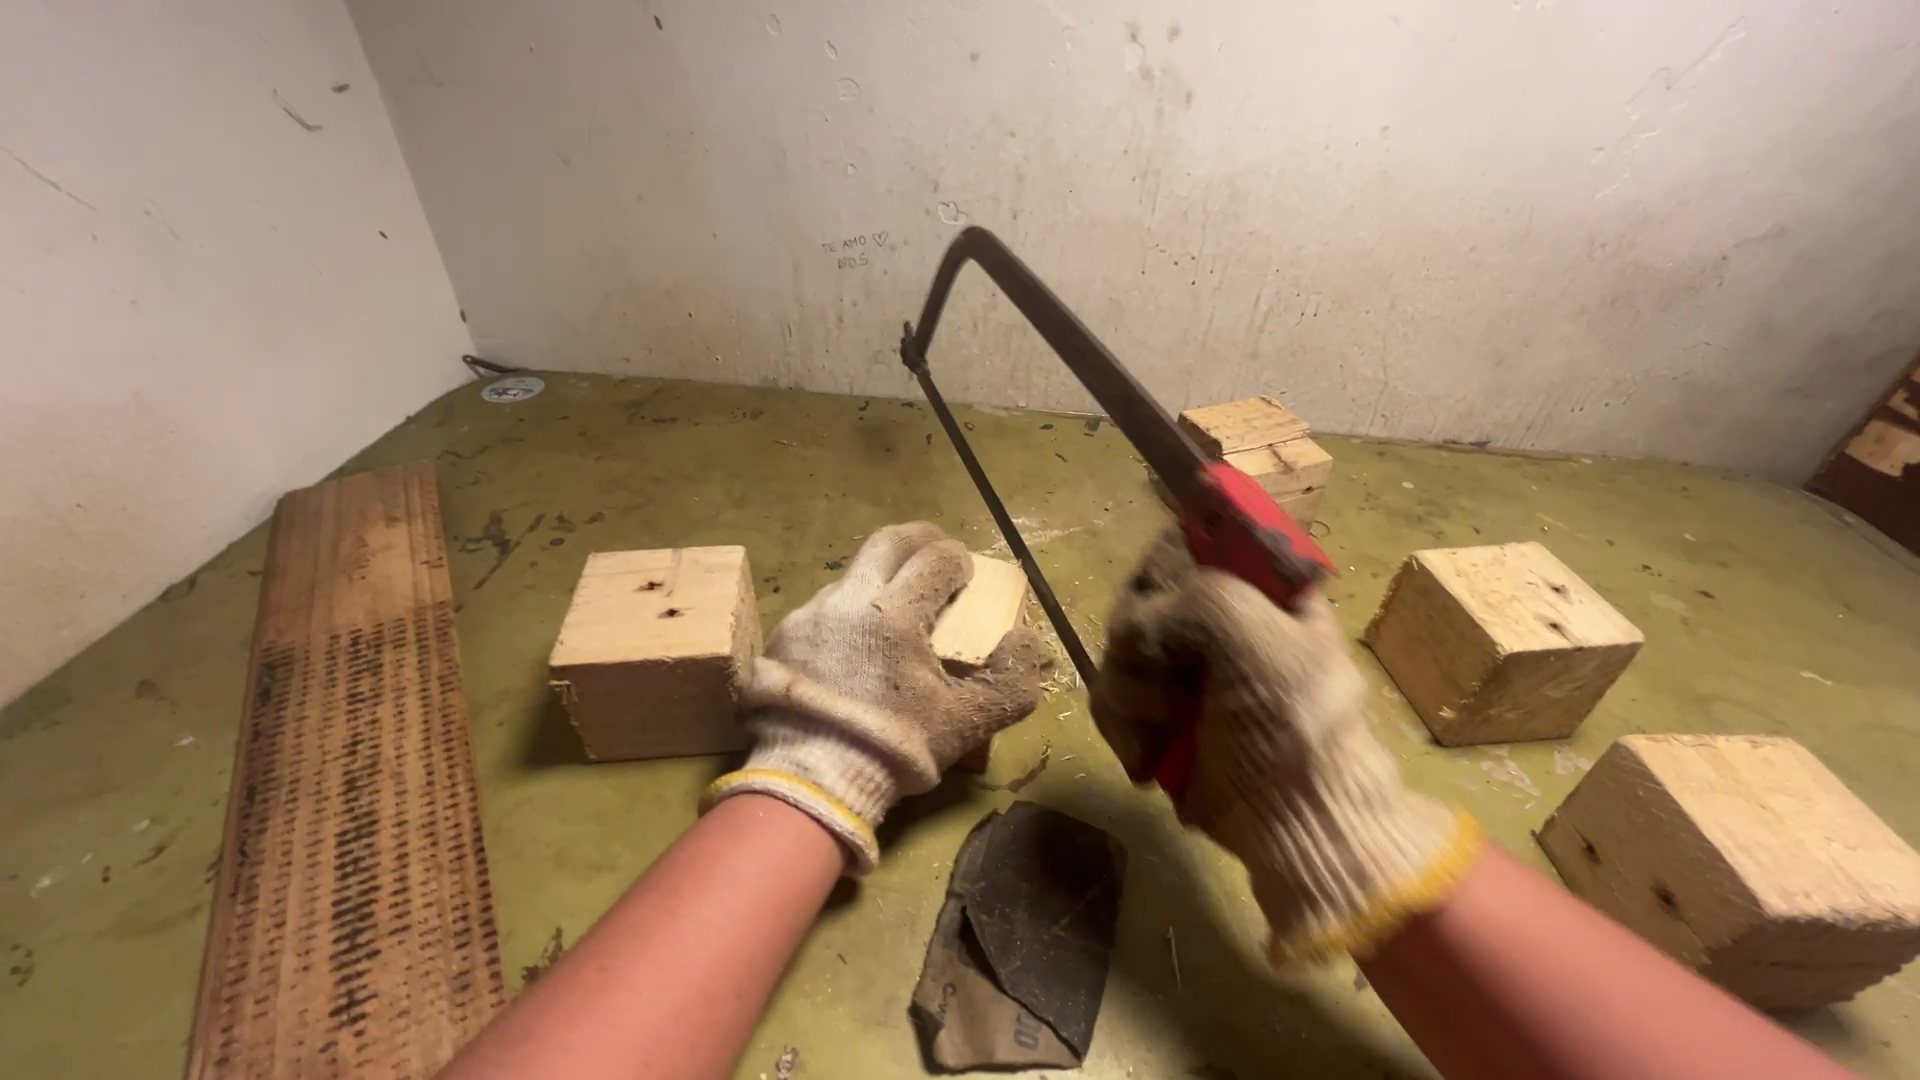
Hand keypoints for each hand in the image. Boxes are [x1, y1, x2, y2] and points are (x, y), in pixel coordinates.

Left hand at [705, 522, 1045, 873]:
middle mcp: (850, 599)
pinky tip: (852, 643)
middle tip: (937, 550)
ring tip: (894, 606)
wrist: (813, 780)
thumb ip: (1012, 680)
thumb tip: (1027, 638)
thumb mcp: (968, 722)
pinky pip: (822, 607)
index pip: (936, 558)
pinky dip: (847, 611)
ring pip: (852, 574)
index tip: (966, 574)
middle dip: (920, 538)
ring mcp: (810, 614)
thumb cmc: (897, 748)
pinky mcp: (784, 636)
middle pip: (888, 542)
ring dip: (880, 577)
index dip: (958, 559)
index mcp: (896, 612)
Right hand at [1091, 529, 1481, 961]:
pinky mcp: (1155, 711)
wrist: (1294, 828)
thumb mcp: (1265, 644)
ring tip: (1164, 730)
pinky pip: (1108, 695)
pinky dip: (1122, 728)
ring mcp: (1181, 667)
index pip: (1192, 539)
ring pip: (1114, 649)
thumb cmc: (1295, 729)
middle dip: (1141, 647)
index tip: (1164, 607)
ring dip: (1131, 696)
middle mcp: (1215, 620)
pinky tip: (1148, 756)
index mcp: (1259, 590)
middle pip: (1139, 597)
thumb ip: (1199, 601)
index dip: (1167, 568)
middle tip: (1169, 686)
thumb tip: (1138, 625)